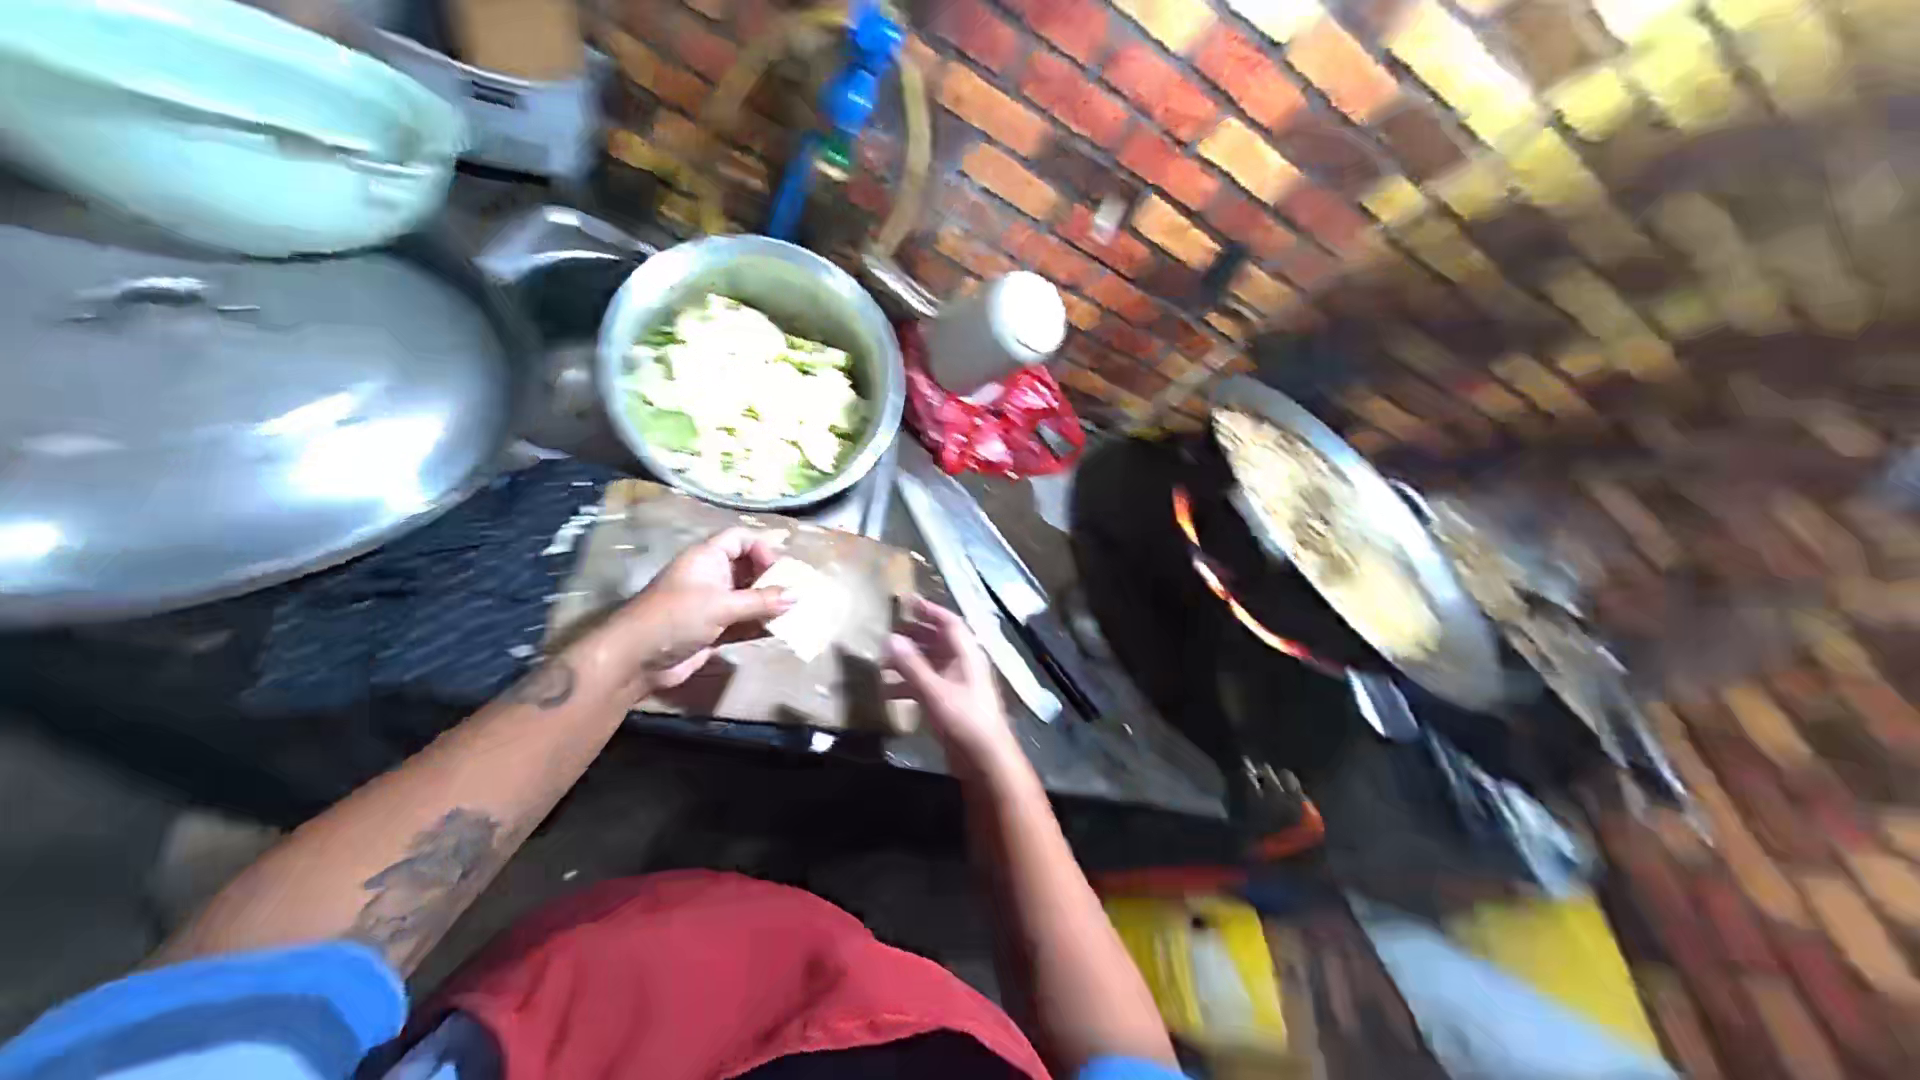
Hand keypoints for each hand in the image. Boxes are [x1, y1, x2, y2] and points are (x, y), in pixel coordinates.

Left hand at [587, 527, 794, 693]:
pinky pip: (743, 622)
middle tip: (796, 592)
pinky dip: (759, 625)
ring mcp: (711, 604)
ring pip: (748, 598)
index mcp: (707, 558)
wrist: (636, 660)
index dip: (761, 548)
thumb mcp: (722, 605)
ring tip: (795, 613)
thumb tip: (798, 595)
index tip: (778, 569)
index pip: (739, 539)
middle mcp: (710, 577)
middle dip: (771, 579)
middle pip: (747, 568)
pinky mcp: (713, 630)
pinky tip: (779, 631)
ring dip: (769, 605)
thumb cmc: (677, 618)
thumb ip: (761, 601)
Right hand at [885, 595, 1013, 766]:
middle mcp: (963, 664)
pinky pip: (927, 684)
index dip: (930, 610)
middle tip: (889, 631)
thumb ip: (912, 665)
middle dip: (914, 635)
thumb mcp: (934, 691)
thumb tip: (890, 637)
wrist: (985, 760)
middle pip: (938, 640)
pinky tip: (887, 692)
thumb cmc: (964, 720)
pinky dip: (909, 684)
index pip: (949, 622)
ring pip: (930, 663)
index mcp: (967, 655)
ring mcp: (957, 684)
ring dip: (908, 661)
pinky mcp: (950, 703)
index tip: (907, 601)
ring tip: (882, 662)